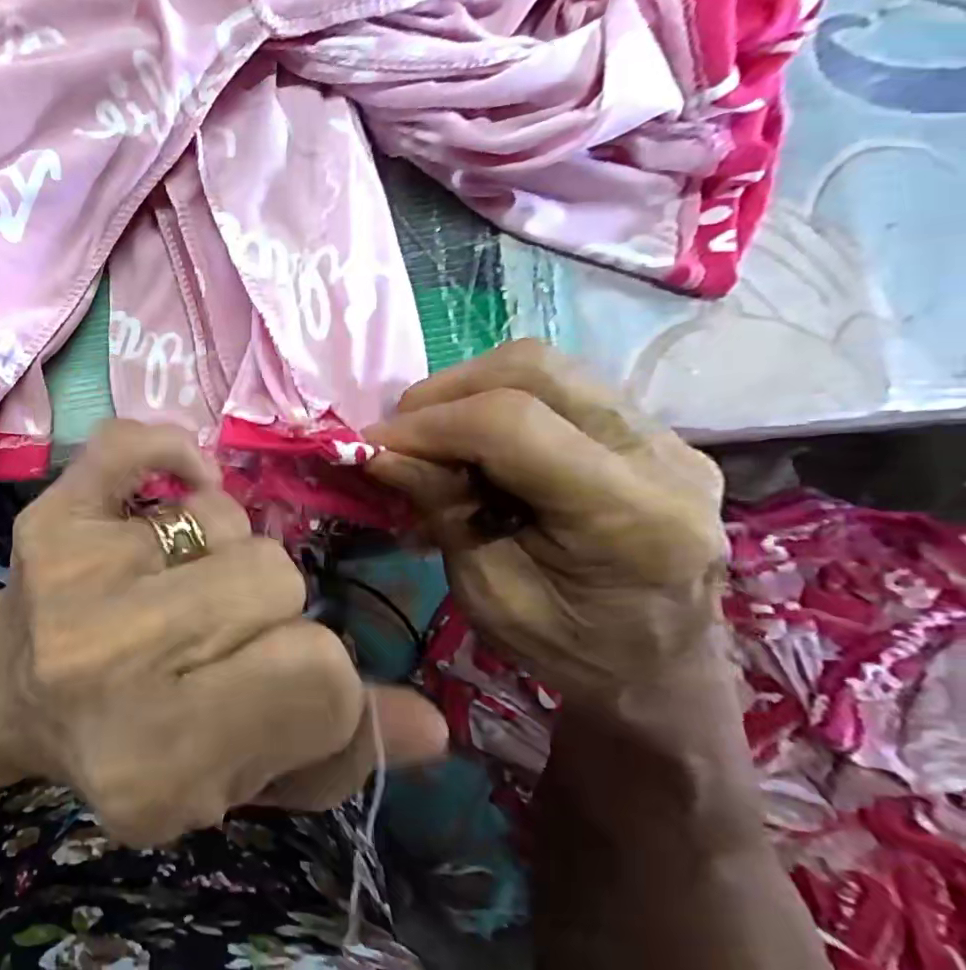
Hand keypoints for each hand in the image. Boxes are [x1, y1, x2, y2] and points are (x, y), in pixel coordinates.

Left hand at [0, 420, 446, 846]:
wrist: (8, 690)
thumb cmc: (120, 742)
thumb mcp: (221, 784)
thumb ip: (324, 759)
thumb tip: (430, 718)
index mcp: (156, 763)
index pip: (319, 676)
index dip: (318, 677)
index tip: (274, 681)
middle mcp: (108, 664)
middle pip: (274, 579)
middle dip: (265, 610)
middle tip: (216, 633)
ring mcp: (71, 580)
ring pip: (224, 519)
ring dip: (221, 550)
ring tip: (178, 584)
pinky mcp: (47, 520)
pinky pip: (130, 445)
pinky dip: (169, 453)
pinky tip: (178, 488)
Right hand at [363, 340, 729, 703]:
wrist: (655, 668)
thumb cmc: (566, 648)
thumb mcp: (487, 592)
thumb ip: (441, 510)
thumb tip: (376, 451)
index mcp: (630, 516)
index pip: (512, 425)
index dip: (426, 426)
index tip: (368, 447)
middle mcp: (661, 458)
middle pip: (533, 371)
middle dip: (443, 393)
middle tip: (399, 436)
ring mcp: (664, 437)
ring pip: (544, 365)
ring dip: (465, 389)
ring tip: (431, 435)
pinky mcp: (647, 431)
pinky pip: (556, 385)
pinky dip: (493, 398)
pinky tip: (472, 441)